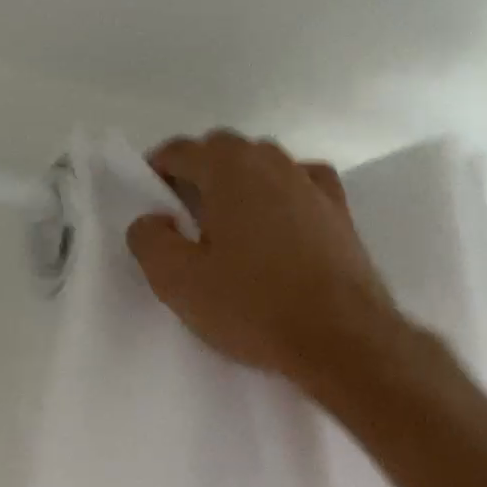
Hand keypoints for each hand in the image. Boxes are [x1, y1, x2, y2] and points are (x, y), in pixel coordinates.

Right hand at [126, 130, 405, 379]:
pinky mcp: (339, 213)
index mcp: (229, 169)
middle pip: (224, 152)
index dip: (157, 169)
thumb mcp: (178, 282)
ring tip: (226, 227)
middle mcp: (273, 162)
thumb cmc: (252, 306)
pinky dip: (280, 198)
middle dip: (198, 174)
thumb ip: (150, 242)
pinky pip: (300, 189)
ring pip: (264, 168)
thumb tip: (150, 219)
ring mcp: (311, 184)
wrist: (340, 336)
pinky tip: (277, 226)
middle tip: (181, 217)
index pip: (182, 151)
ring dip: (239, 186)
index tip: (147, 197)